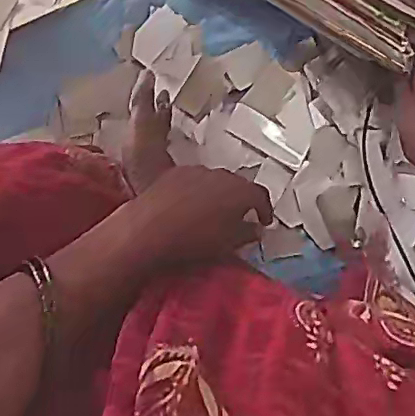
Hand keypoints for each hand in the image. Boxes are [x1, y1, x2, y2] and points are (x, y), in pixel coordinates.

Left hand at [123, 165, 270, 267]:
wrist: (149, 228)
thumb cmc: (194, 240)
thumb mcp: (227, 244)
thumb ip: (247, 234)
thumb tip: (257, 230)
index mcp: (240, 192)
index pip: (261, 196)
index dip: (265, 209)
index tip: (264, 220)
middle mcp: (222, 176)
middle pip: (238, 185)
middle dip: (241, 201)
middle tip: (239, 218)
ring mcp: (198, 171)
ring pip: (215, 181)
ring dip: (217, 195)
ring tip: (211, 214)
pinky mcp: (176, 173)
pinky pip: (193, 180)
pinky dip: (196, 192)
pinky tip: (187, 208)